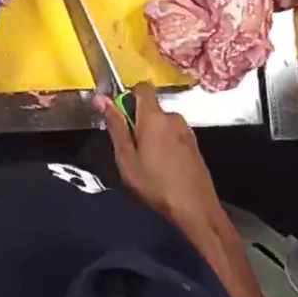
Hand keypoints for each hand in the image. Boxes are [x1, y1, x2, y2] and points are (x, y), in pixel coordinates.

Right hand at [97, 83, 232, 241]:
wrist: (196, 208)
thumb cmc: (155, 184)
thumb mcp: (126, 158)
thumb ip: (115, 126)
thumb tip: (101, 98)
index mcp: (154, 117)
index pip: (142, 88)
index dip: (128, 96)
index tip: (120, 117)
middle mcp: (173, 118)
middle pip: (150, 109)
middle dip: (137, 122)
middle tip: (129, 150)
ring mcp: (187, 131)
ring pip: (161, 124)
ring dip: (151, 135)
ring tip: (146, 163)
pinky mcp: (194, 144)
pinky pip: (172, 135)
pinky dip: (164, 144)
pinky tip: (162, 167)